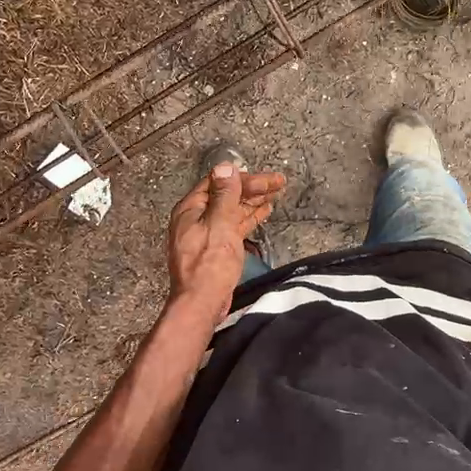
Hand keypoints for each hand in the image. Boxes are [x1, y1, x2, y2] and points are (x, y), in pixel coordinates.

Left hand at [165, 163, 286, 318]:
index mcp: (191, 209)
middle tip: (279, 183)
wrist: (201, 303)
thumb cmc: (209, 264)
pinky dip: (249, 217)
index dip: (245, 179)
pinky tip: (264, 211)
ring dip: (253, 201)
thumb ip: (224, 195)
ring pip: (232, 210)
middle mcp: (196, 218)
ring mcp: (206, 234)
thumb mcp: (219, 224)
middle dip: (253, 188)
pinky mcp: (216, 248)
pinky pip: (234, 226)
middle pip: (227, 195)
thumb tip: (225, 166)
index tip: (268, 179)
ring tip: (276, 193)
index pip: (219, 183)